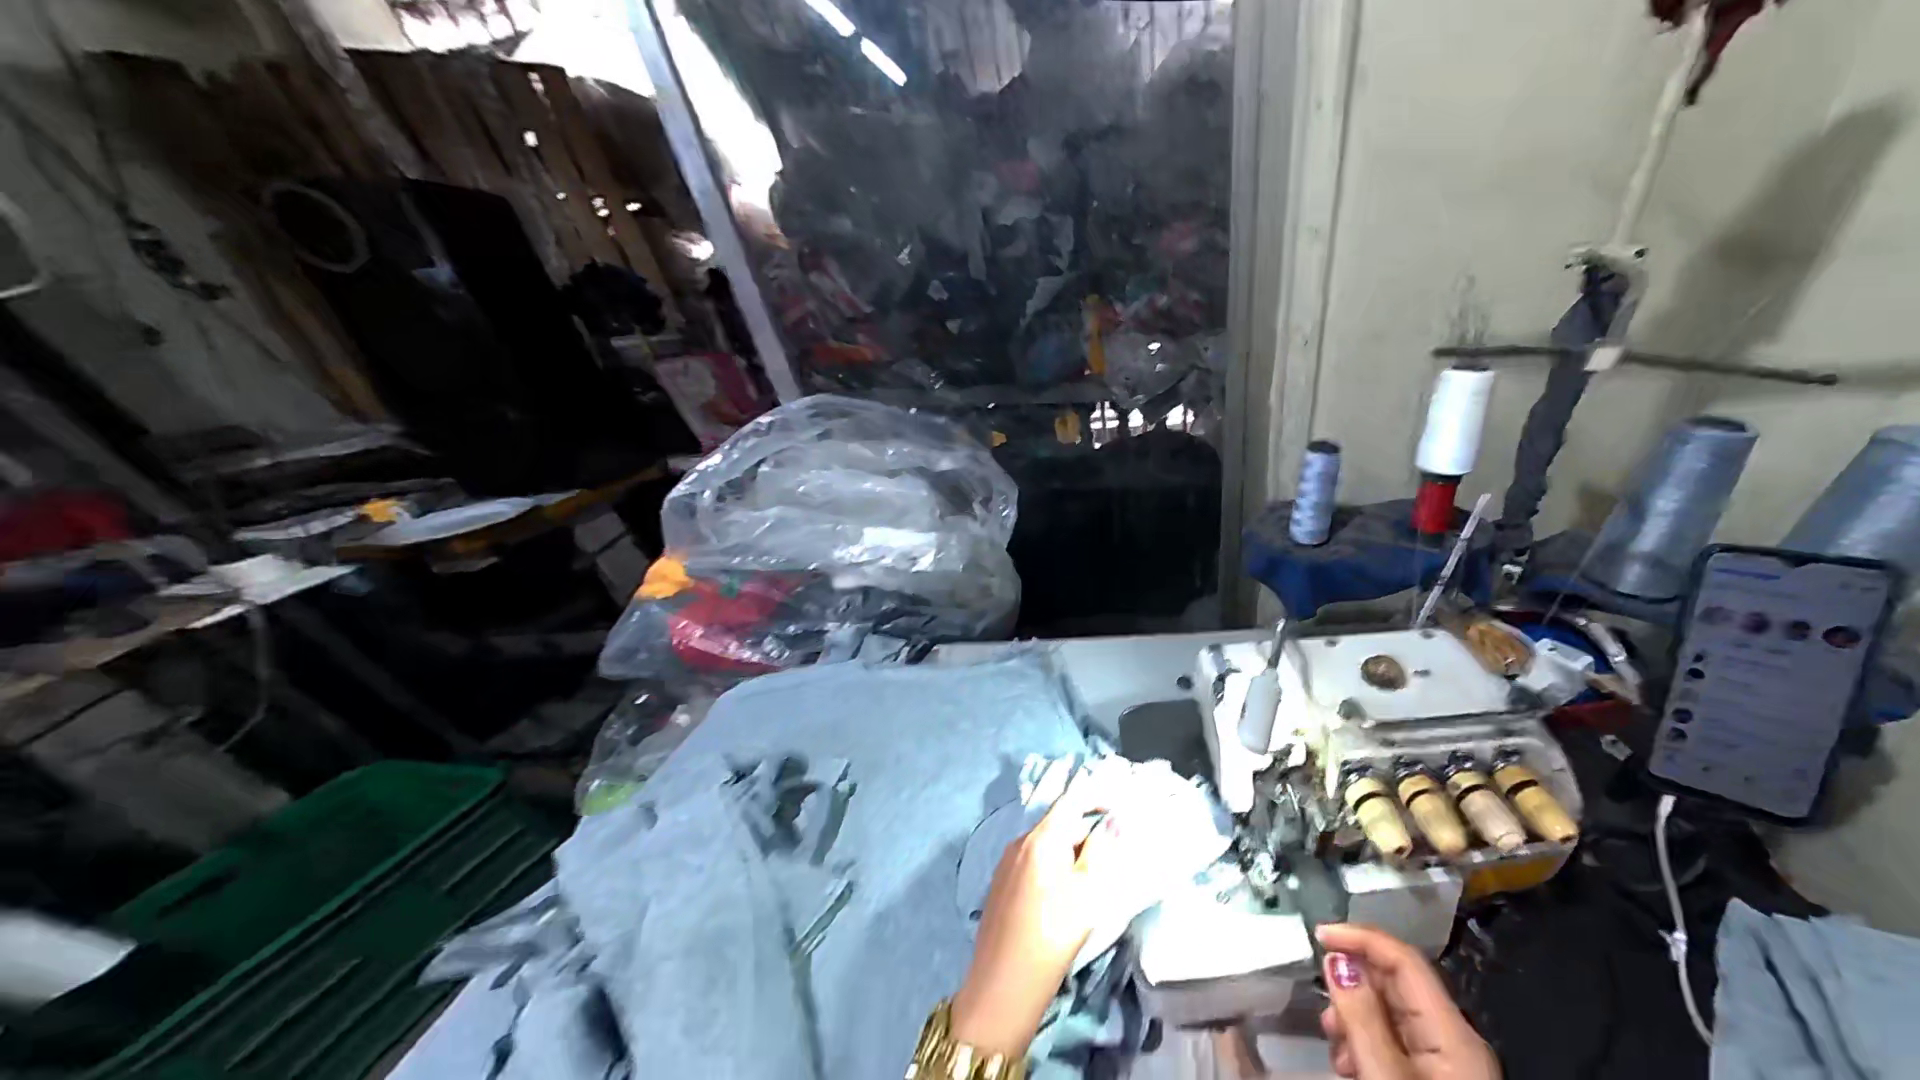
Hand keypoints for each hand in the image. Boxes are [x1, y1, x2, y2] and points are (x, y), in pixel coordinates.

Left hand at [950, 773, 1125, 1057]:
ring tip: (1094, 872)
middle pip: (1059, 822)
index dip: (1097, 795)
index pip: (1070, 799)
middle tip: (1115, 849)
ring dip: (1071, 849)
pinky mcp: (1001, 883)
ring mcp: (1006, 862)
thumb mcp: (1088, 894)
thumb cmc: (1053, 935)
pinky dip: (1054, 864)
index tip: (1121, 801)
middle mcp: (1019, 841)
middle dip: (1087, 829)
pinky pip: (1033, 860)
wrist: (1003, 983)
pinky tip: (1063, 891)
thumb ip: (1102, 851)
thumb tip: (1115, 818)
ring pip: (1046, 843)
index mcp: (1041, 838)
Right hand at [1317, 923, 1500, 1079]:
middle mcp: (1455, 1041)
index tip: (1314, 936)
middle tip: (1322, 1009)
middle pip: (1397, 983)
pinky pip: (1394, 1039)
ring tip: (1335, 1047)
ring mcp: (1447, 1064)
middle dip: (1352, 984)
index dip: (1359, 937)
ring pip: (1391, 1011)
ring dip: (1354, 1015)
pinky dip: (1364, 1040)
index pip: (1405, 959)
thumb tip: (1337, 957)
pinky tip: (1349, 1065)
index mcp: (1454, 1035)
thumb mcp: (1383, 1078)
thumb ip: (1360, 1017)